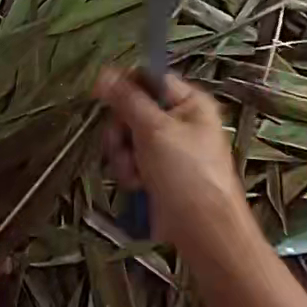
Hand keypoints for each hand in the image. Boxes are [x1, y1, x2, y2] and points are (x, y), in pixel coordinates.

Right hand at [94, 68, 254, 256]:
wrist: (205, 234)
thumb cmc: (186, 174)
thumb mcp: (154, 130)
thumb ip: (127, 99)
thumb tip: (104, 72)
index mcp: (190, 102)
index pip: (149, 79)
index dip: (125, 86)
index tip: (101, 97)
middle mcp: (181, 120)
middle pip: (134, 109)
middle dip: (122, 131)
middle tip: (123, 147)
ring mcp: (170, 147)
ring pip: (129, 137)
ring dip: (124, 156)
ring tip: (133, 175)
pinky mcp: (161, 172)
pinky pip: (134, 159)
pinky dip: (130, 172)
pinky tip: (137, 186)